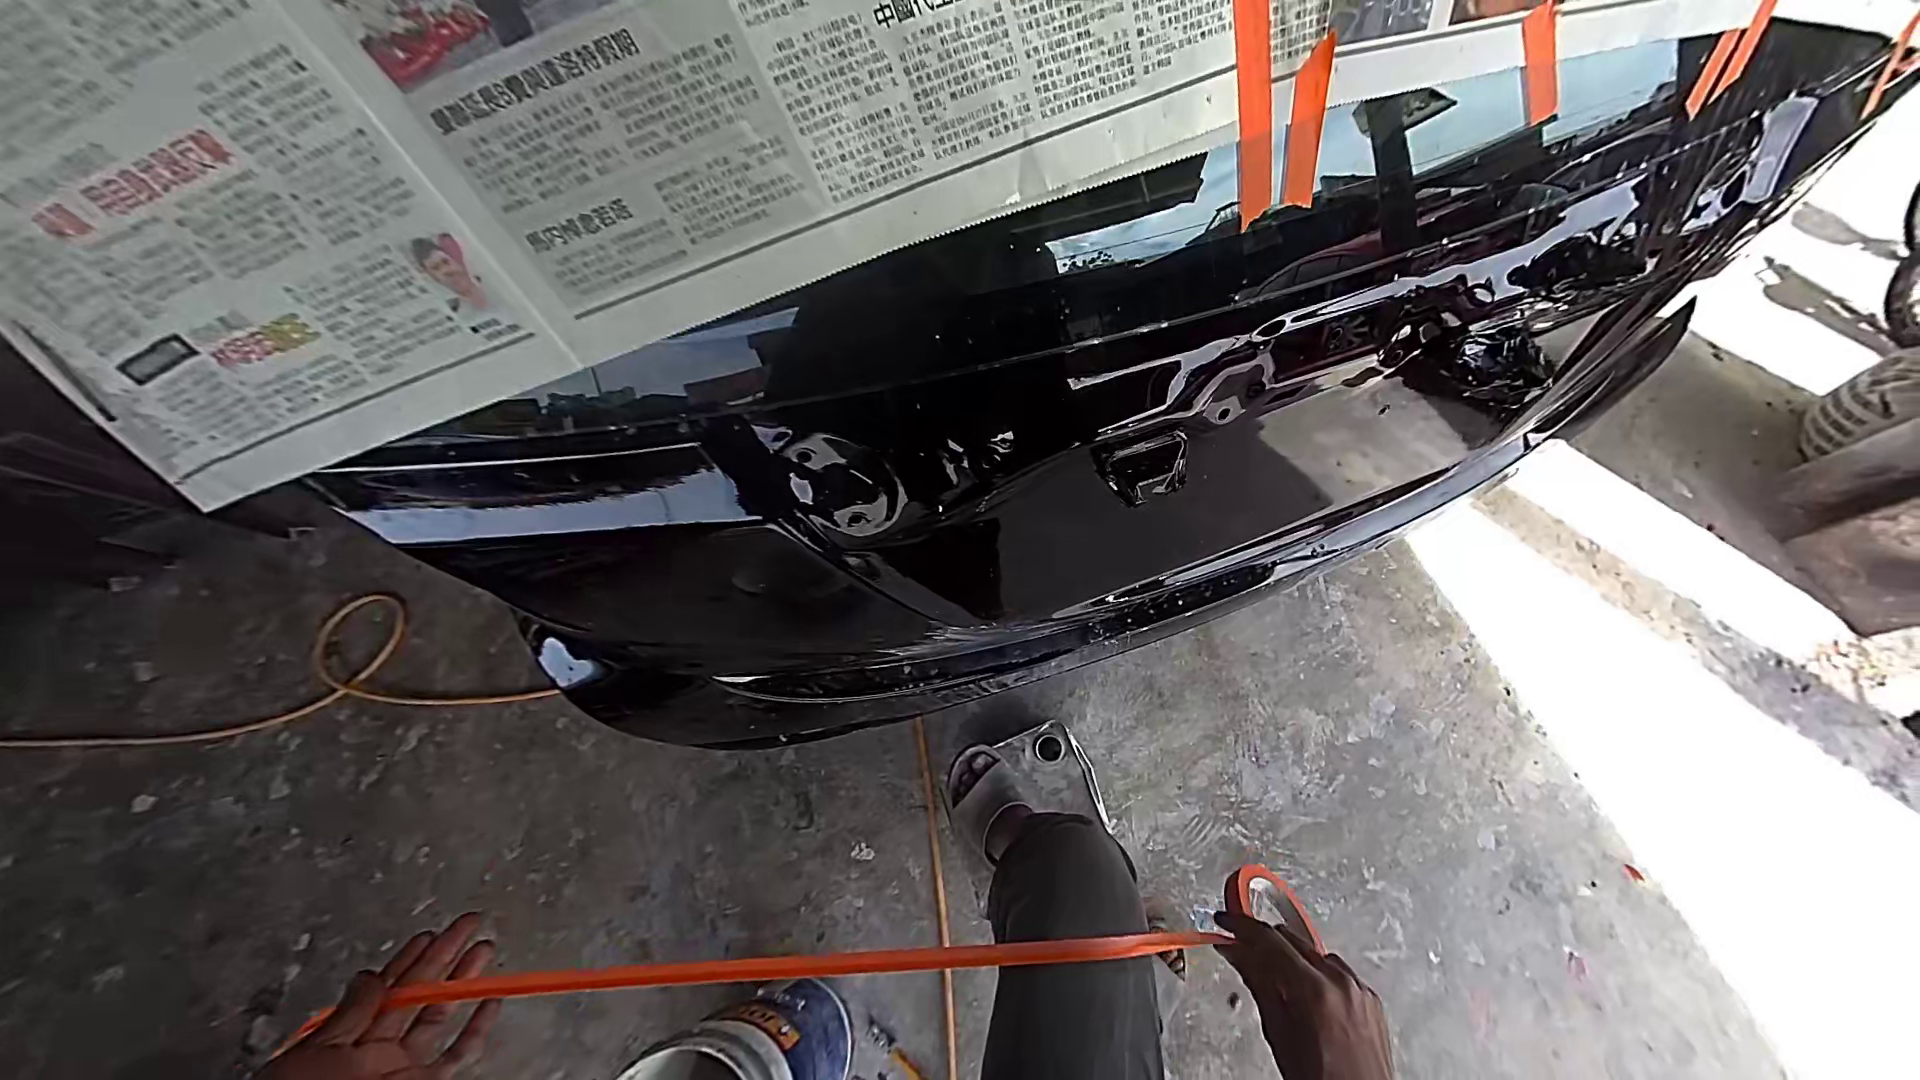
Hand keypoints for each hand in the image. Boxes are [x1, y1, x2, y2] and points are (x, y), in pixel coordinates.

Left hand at [257, 913, 500, 1079]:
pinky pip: (459, 1055)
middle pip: (416, 993)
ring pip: (441, 1014)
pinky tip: (491, 1002)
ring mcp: (399, 1070)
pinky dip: (479, 1027)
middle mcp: (372, 1054)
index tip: (430, 933)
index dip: (407, 959)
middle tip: (469, 924)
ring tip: (484, 948)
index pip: (381, 991)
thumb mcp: (310, 1056)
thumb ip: (346, 1015)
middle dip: (445, 954)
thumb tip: (368, 976)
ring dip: (465, 979)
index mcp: (339, 1046)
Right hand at [1214, 910, 1392, 1079]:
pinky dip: (1316, 973)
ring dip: (1291, 957)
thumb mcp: (1278, 1033)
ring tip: (1279, 981)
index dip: (1241, 926)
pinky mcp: (1370, 999)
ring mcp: (1359, 990)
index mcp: (1314, 991)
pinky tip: (1307, 993)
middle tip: (1242, 949)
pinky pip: (1336, 970)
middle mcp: (1340, 983)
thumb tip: (1235, 951)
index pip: (1269, 939)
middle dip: (1264, 942)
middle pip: (1290, 939)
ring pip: (1312, 951)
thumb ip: (1257, 983)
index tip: (1225, 920)